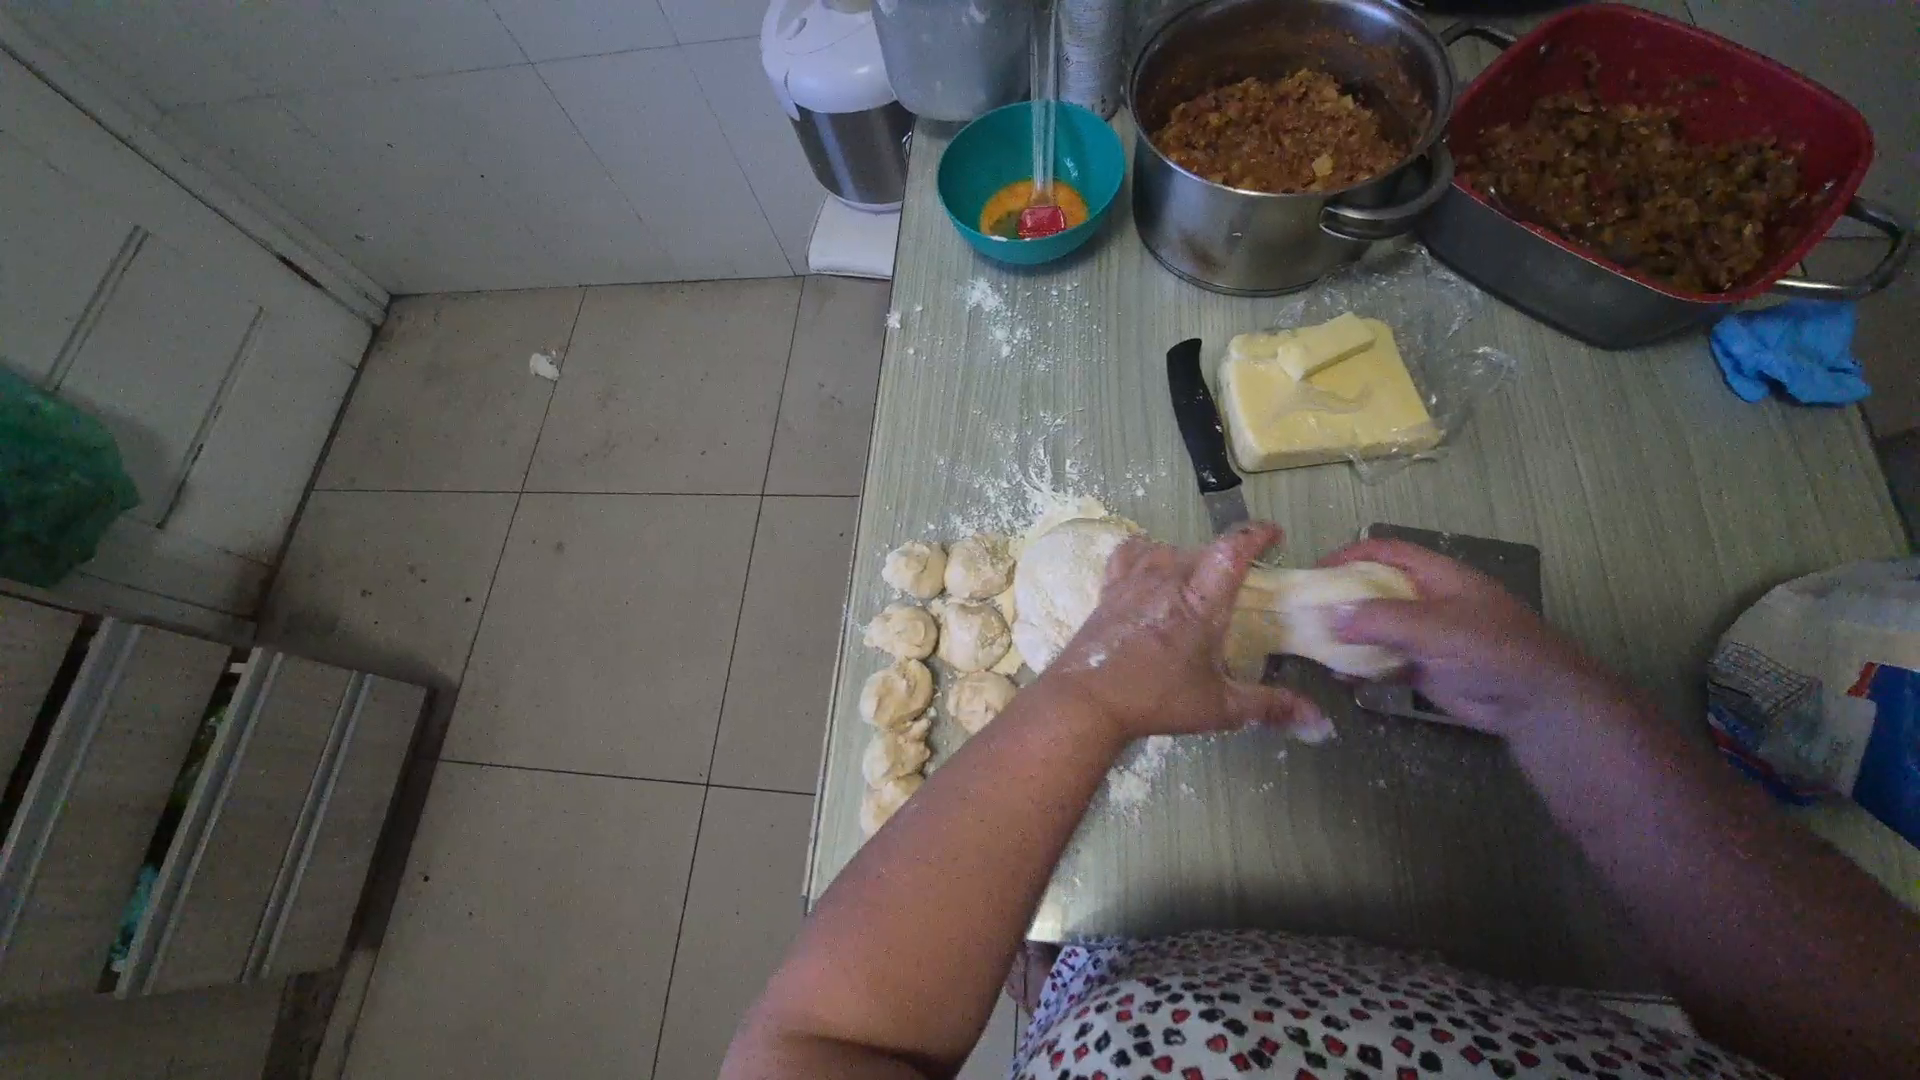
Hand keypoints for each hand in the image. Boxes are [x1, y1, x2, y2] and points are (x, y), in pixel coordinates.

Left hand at [1041, 524, 1329, 742]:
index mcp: (1200, 600)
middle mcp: (1166, 579)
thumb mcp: (1219, 707)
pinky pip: (1127, 555)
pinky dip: (1143, 555)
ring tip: (1194, 581)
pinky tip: (1148, 569)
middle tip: (1237, 583)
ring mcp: (1133, 580)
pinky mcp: (1108, 589)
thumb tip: (1318, 721)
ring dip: (1185, 558)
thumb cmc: (1156, 699)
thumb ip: (1268, 706)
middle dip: (1224, 559)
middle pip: (1201, 550)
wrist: (1086, 699)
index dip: (1255, 534)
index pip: (1231, 549)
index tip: (1273, 533)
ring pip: (1165, 549)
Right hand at [1322, 538, 1642, 739]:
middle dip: (1338, 598)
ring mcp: (1423, 634)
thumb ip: (1380, 619)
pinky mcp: (1421, 665)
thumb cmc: (1492, 650)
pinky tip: (1339, 674)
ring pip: (1373, 626)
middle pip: (1372, 589)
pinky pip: (1380, 659)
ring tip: (1311, 643)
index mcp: (1436, 576)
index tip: (1314, 572)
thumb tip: (1329, 616)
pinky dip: (1358, 665)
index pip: (1385, 552)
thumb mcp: (1435, 627)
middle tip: (1303, 610)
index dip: (1348, 555)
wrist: (1536, 705)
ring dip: (1344, 634)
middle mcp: (1425, 600)